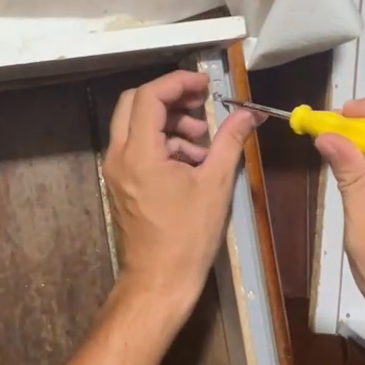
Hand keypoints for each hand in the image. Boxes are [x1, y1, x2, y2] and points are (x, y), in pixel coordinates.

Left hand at [102, 71, 256, 314]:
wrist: (159, 281)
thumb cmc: (188, 237)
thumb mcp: (215, 185)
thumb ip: (230, 142)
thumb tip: (249, 114)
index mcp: (139, 154)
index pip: (149, 97)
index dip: (177, 82)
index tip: (204, 84)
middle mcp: (119, 157)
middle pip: (134, 104)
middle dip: (170, 98)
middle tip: (201, 102)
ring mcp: (116, 171)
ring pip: (135, 125)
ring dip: (169, 123)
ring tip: (204, 141)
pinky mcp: (120, 183)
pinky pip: (137, 148)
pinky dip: (163, 144)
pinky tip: (192, 162)